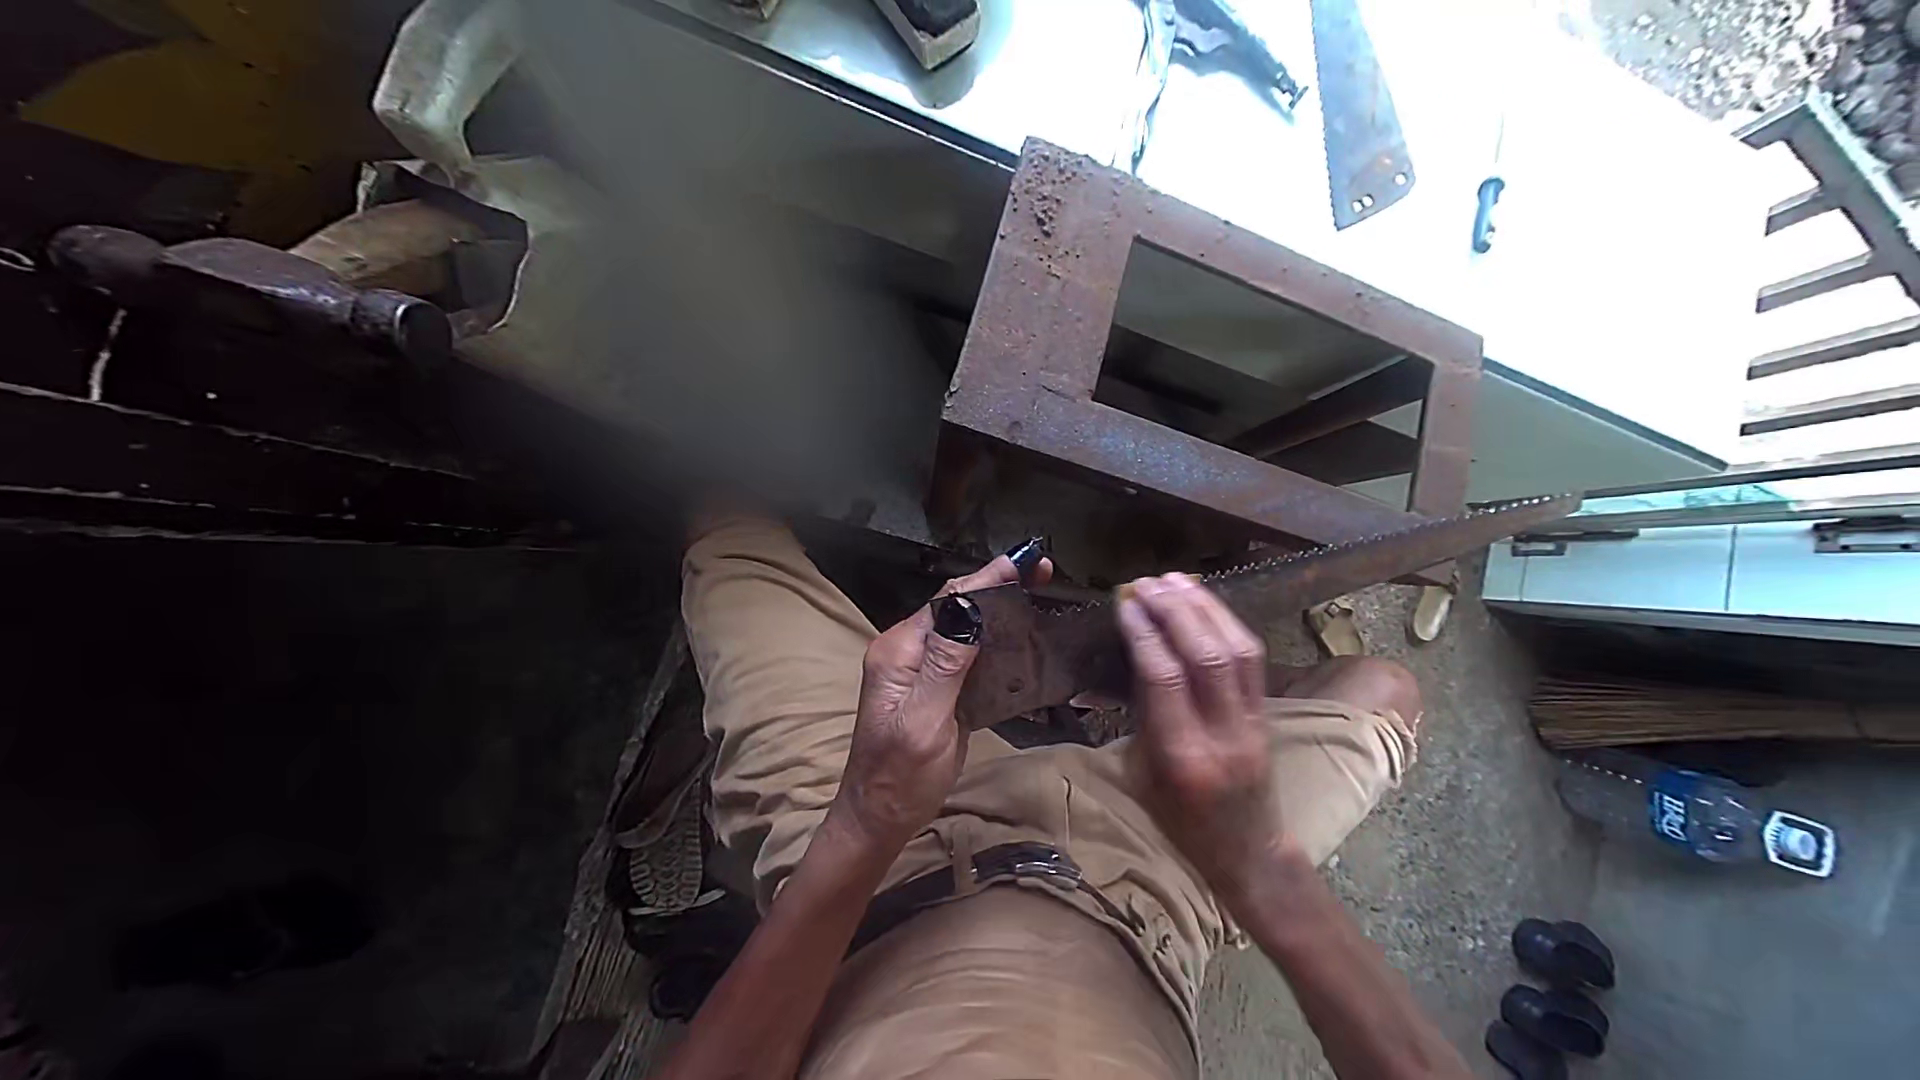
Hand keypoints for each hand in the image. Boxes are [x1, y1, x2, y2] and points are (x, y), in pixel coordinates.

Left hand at [829, 550, 1052, 849]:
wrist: (878, 819)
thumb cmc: (899, 779)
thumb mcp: (924, 723)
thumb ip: (944, 666)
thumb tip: (968, 610)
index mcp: (899, 652)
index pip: (948, 601)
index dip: (988, 578)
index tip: (1027, 559)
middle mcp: (906, 651)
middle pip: (956, 606)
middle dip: (998, 586)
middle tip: (1042, 571)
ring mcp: (919, 669)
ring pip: (963, 627)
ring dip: (999, 609)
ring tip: (1037, 593)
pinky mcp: (934, 687)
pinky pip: (965, 653)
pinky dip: (994, 640)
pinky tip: (1019, 635)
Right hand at [1117, 574, 1285, 898]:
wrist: (1249, 855)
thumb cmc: (1181, 823)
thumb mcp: (1144, 774)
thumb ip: (1142, 713)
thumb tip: (1133, 653)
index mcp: (1183, 755)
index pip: (1164, 677)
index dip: (1144, 632)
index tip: (1125, 601)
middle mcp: (1224, 734)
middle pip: (1206, 656)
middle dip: (1176, 611)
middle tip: (1147, 583)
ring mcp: (1252, 723)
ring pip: (1237, 651)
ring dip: (1204, 607)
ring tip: (1175, 580)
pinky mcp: (1267, 714)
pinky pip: (1252, 659)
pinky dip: (1226, 623)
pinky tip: (1205, 603)